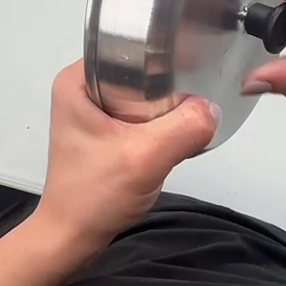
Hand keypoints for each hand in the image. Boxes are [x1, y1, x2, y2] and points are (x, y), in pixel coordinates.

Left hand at [31, 62, 217, 254]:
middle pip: (141, 71)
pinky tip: (173, 135)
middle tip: (194, 99)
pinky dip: (159, 125)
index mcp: (76, 80)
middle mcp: (81, 89)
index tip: (193, 70)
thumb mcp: (145, 158)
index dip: (163, 57)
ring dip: (165, 109)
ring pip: (145, 95)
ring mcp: (92, 112)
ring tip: (186, 118)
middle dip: (168, 87)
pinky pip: (142, 116)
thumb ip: (184, 128)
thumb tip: (213, 108)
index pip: (130, 48)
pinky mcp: (104, 132)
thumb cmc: (93, 197)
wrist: (73, 237)